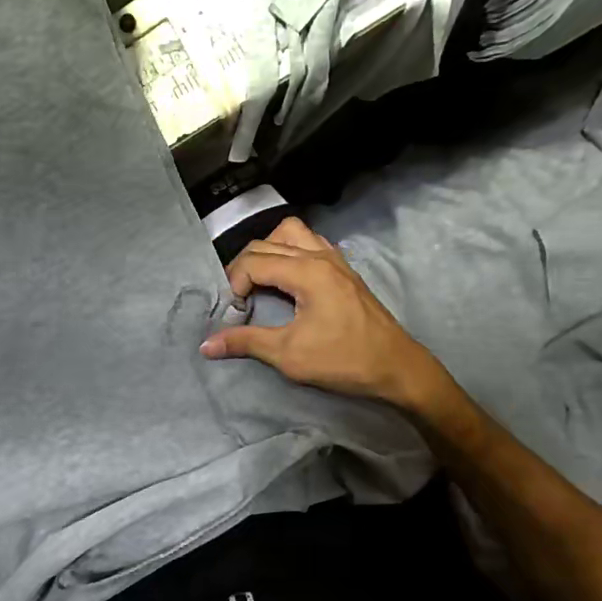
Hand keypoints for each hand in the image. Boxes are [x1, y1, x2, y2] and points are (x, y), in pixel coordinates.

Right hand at [199, 217, 453, 412]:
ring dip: (269, 250)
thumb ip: (246, 342)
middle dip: (244, 266)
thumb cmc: (343, 360)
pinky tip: (288, 280)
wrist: (395, 366)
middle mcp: (319, 256)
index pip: (253, 261)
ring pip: (291, 233)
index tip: (233, 311)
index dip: (234, 283)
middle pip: (266, 243)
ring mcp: (335, 260)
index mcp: (306, 272)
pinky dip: (291, 252)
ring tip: (262, 280)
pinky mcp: (344, 270)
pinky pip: (310, 243)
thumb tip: (206, 345)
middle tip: (238, 298)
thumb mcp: (289, 355)